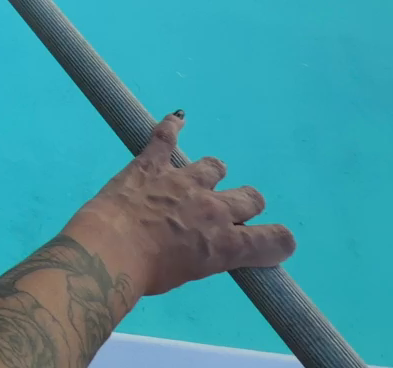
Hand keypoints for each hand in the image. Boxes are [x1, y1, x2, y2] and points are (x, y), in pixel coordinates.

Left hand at [60, 111, 294, 298]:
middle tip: (229, 209)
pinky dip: (172, 125)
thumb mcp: (192, 273)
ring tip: (204, 176)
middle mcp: (213, 208)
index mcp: (226, 244)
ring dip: (213, 173)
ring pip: (215, 166)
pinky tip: (177, 118)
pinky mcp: (153, 163)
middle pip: (250, 198)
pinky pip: (166, 136)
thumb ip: (208, 254)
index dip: (279, 240)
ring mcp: (183, 181)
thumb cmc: (148, 272)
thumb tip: (209, 245)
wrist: (113, 246)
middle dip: (246, 203)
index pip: (274, 240)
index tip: (276, 240)